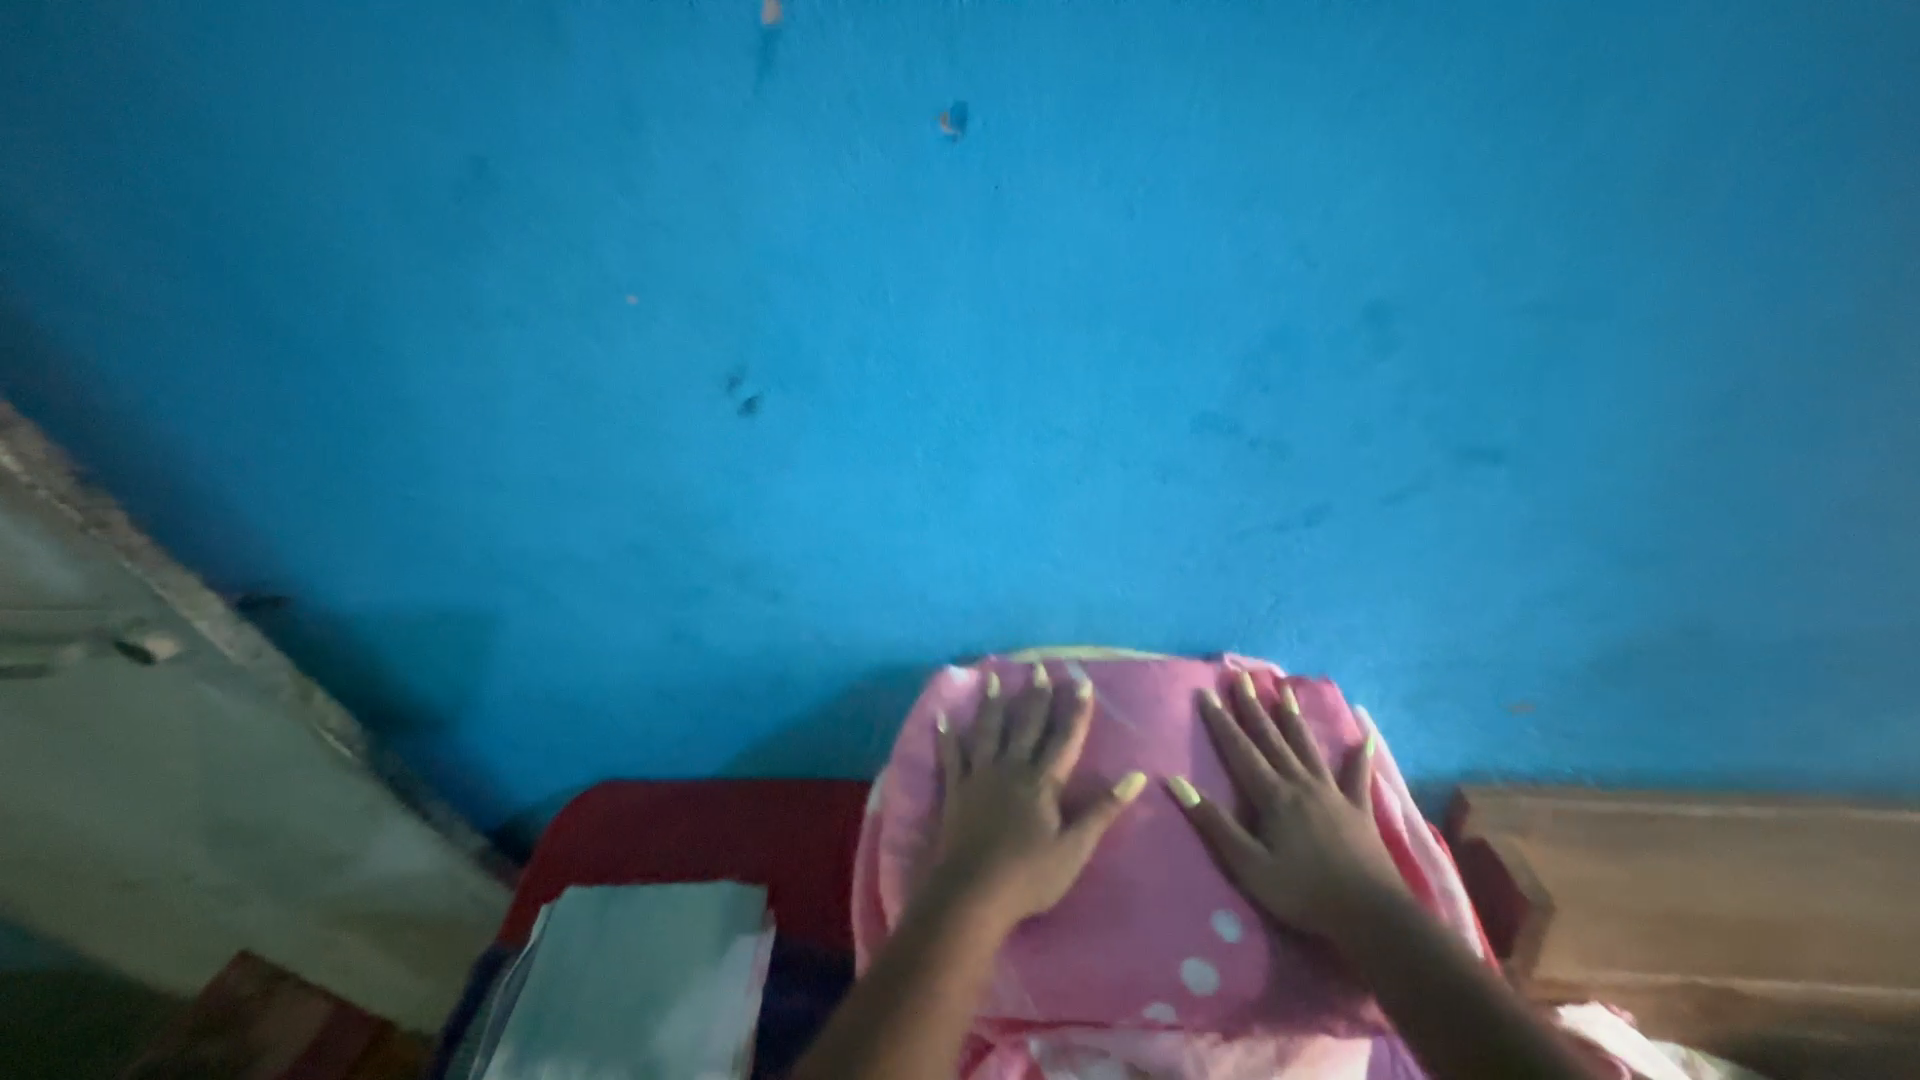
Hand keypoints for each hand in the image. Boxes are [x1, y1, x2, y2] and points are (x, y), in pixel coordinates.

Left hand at [926, 664, 1145, 928]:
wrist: (972, 894)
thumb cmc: (1030, 876)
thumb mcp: (1075, 848)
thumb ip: (1103, 810)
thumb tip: (1135, 776)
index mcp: (1043, 783)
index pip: (1065, 738)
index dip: (1075, 710)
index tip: (1080, 682)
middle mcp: (1011, 769)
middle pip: (1026, 725)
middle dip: (1035, 696)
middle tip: (1038, 669)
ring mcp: (980, 777)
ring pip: (988, 731)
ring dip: (991, 703)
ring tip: (992, 677)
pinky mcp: (955, 791)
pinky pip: (950, 756)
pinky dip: (946, 736)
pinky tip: (940, 717)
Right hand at [1171, 671, 1404, 938]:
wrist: (1371, 915)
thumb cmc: (1302, 893)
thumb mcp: (1248, 865)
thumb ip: (1214, 823)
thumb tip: (1176, 782)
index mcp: (1273, 796)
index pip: (1240, 750)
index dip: (1221, 722)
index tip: (1206, 693)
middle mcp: (1301, 784)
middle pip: (1273, 739)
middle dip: (1254, 707)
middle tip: (1243, 676)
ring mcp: (1333, 793)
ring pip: (1308, 746)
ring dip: (1293, 717)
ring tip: (1285, 688)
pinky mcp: (1359, 809)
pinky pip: (1357, 776)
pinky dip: (1358, 755)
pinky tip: (1362, 736)